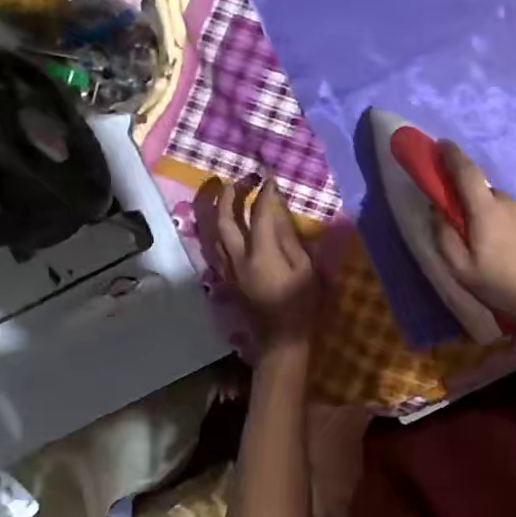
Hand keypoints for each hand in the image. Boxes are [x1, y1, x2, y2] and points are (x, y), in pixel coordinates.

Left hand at [196, 174, 320, 348]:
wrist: (281, 338)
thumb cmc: (301, 303)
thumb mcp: (305, 268)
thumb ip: (288, 237)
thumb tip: (276, 210)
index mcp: (261, 254)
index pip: (259, 214)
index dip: (265, 193)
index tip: (271, 177)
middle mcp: (237, 258)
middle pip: (224, 218)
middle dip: (231, 193)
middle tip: (243, 178)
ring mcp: (227, 268)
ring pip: (210, 232)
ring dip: (213, 208)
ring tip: (219, 189)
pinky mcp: (224, 276)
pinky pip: (211, 246)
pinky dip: (211, 228)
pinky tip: (217, 221)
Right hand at [431, 141, 515, 335]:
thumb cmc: (503, 288)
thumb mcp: (461, 271)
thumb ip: (444, 236)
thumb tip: (437, 209)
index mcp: (487, 211)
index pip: (467, 172)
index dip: (452, 155)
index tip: (442, 144)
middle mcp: (513, 203)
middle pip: (487, 196)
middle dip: (478, 208)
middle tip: (476, 236)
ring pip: (509, 209)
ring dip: (501, 221)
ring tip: (504, 252)